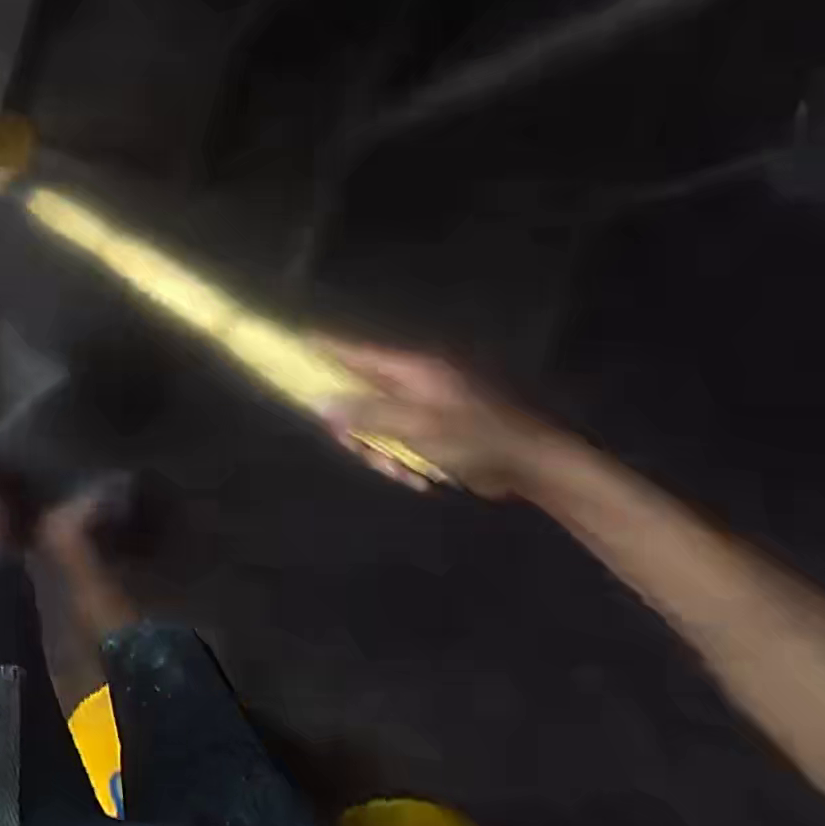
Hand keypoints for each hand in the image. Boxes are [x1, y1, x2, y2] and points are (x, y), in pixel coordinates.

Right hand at [311, 338, 561, 498]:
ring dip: (379, 453)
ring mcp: (417, 407)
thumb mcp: (416, 425)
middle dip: (356, 430)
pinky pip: (393, 441)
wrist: (532, 466)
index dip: (322, 351)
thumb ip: (365, 413)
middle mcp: (408, 383)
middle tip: (361, 452)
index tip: (292, 347)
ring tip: (401, 474)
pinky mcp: (426, 430)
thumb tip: (318, 403)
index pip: (353, 353)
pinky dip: (398, 461)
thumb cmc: (475, 438)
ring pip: (371, 425)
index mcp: (407, 370)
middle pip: (355, 397)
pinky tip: (417, 478)